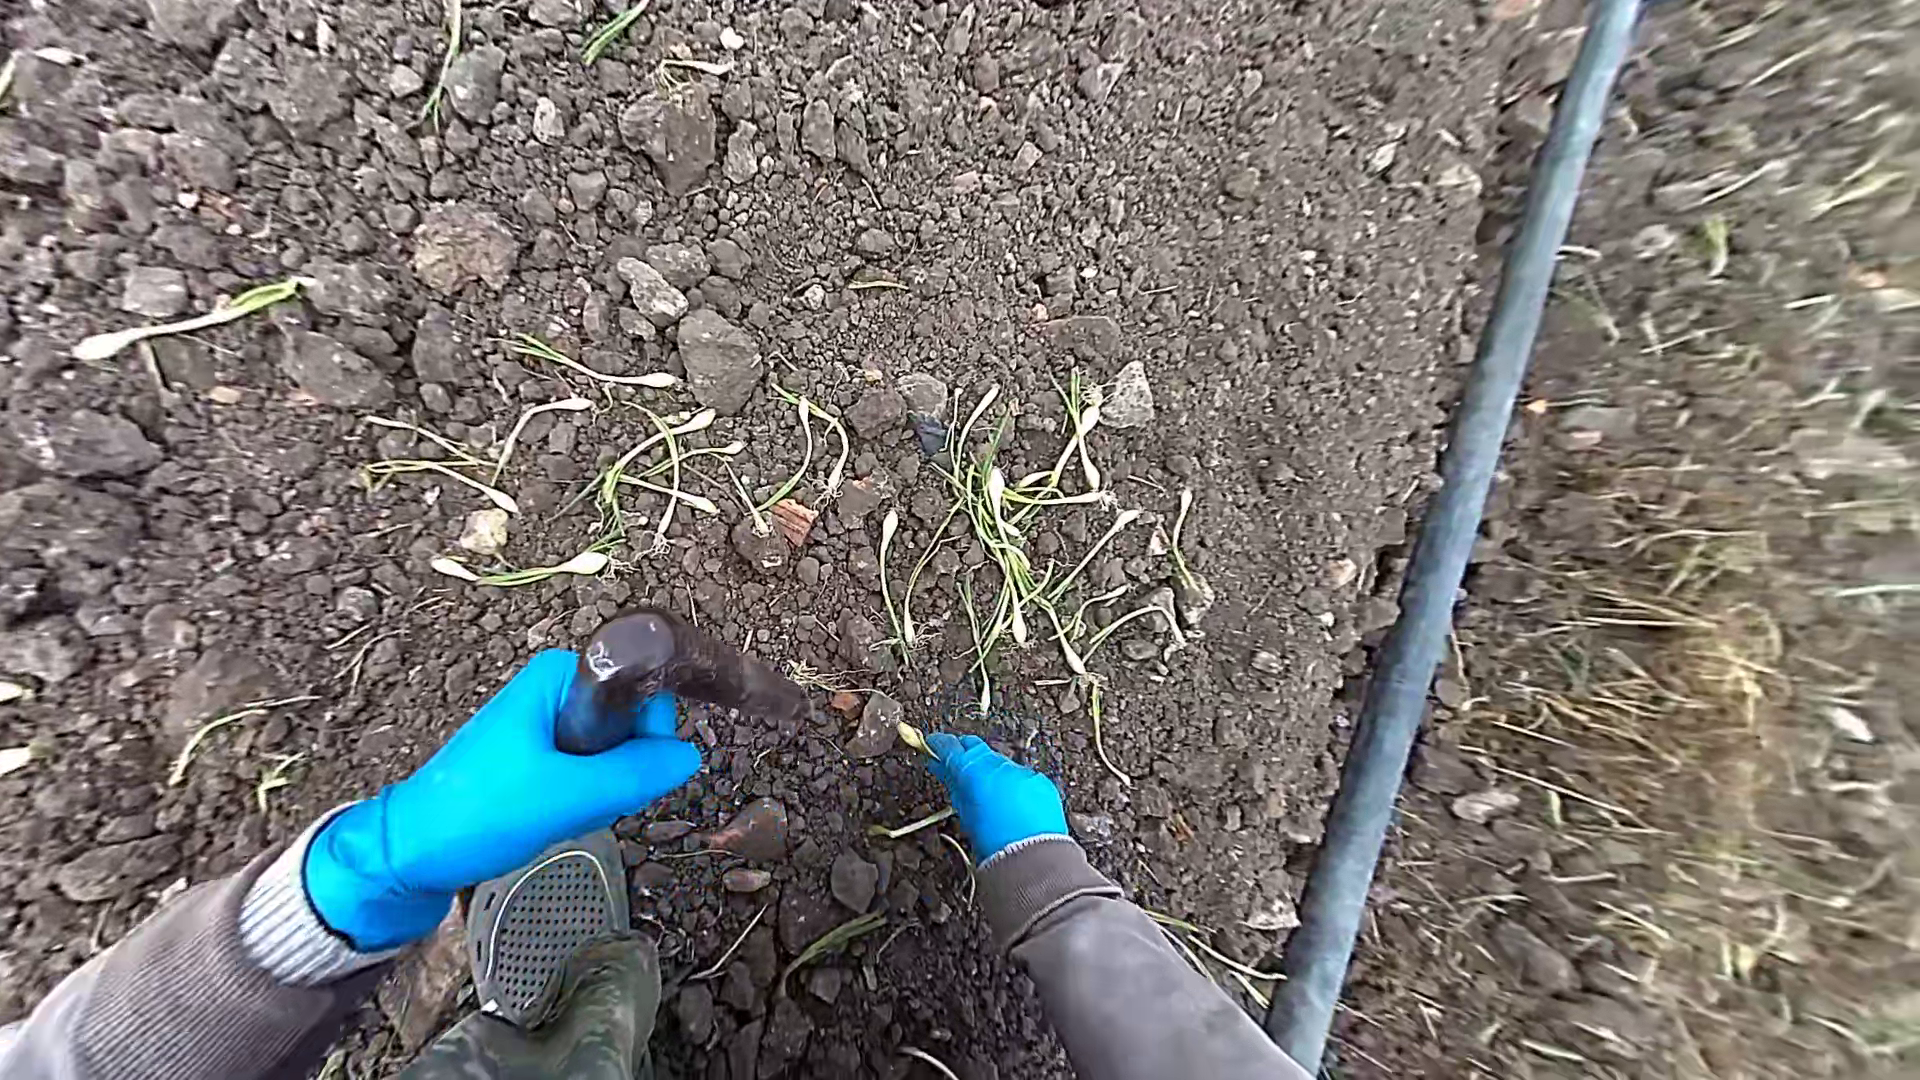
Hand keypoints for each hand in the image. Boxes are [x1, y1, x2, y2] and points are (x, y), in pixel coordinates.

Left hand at [305, 649, 701, 949]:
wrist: (402, 861)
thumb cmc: (477, 814)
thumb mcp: (564, 795)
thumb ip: (633, 773)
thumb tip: (690, 757)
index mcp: (561, 675)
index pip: (642, 690)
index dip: (648, 733)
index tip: (629, 772)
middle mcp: (560, 687)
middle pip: (633, 719)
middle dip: (625, 764)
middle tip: (592, 797)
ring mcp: (553, 717)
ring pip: (618, 744)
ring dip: (609, 782)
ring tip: (571, 808)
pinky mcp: (547, 746)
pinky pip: (597, 760)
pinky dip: (593, 789)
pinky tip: (566, 811)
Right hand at [924, 733, 1068, 864]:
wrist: (1033, 860)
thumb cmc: (994, 845)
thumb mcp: (965, 815)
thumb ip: (956, 788)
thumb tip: (944, 770)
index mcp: (974, 771)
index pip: (951, 748)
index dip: (940, 744)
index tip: (933, 743)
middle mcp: (998, 764)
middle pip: (977, 748)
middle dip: (966, 752)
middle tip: (957, 765)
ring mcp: (1021, 770)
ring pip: (1000, 763)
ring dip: (991, 772)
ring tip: (987, 793)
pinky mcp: (1039, 780)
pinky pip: (1021, 776)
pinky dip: (1013, 785)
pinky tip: (1011, 803)